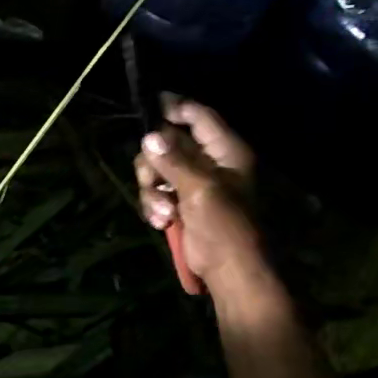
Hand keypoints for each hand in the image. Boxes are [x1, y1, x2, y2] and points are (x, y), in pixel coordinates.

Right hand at [133, 96, 265, 290]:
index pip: (198, 117)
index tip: (147, 107)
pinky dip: (153, 205)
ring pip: (155, 169)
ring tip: (163, 213)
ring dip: (151, 190)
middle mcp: (208, 162)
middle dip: (153, 164)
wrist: (230, 270)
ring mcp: (192, 183)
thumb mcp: (200, 190)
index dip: (174, 108)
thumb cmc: (226, 227)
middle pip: (167, 143)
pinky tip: (160, 222)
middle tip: (152, 181)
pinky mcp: (180, 203)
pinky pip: (155, 191)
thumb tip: (149, 136)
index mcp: (224, 151)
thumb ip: (173, 162)